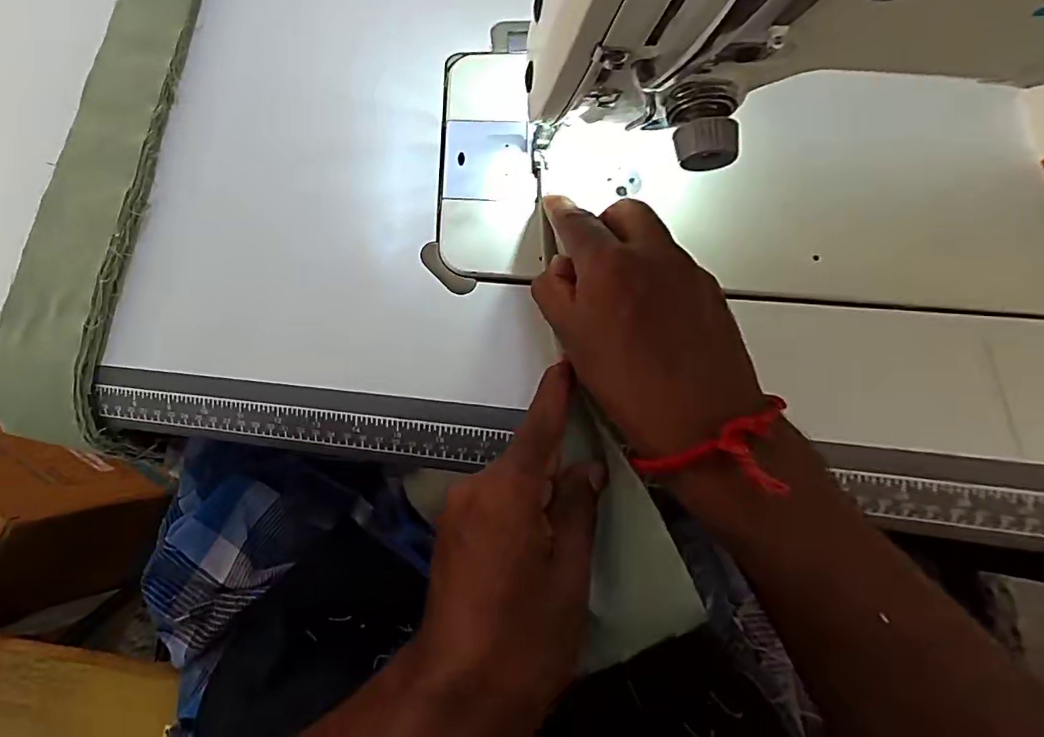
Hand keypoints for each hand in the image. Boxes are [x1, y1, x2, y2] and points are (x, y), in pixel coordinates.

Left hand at [413, 361, 604, 728]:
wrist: (463, 678)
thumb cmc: (528, 634)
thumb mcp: (569, 575)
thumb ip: (576, 512)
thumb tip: (585, 467)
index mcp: (505, 491)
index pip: (535, 433)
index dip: (552, 398)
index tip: (562, 364)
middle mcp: (473, 487)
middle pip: (520, 460)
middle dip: (554, 463)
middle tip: (594, 469)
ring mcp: (456, 507)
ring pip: (506, 483)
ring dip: (535, 493)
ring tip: (569, 524)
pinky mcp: (450, 528)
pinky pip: (491, 502)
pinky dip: (517, 507)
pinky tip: (537, 537)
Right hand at [530, 196, 768, 459]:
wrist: (702, 422)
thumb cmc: (636, 385)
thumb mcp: (567, 335)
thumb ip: (552, 289)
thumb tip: (558, 274)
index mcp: (610, 264)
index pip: (578, 220)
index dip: (561, 210)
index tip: (557, 206)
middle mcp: (653, 258)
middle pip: (626, 211)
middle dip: (603, 220)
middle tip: (587, 246)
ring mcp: (687, 274)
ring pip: (653, 236)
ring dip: (630, 246)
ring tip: (614, 287)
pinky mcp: (709, 293)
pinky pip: (675, 264)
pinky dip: (654, 271)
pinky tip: (643, 309)